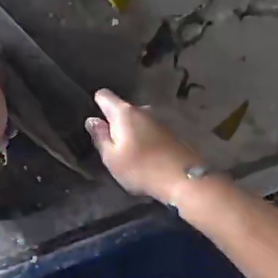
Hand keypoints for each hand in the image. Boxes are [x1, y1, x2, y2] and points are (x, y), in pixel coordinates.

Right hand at [86, 90, 203, 200]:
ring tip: (130, 154)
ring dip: (132, 133)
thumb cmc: (142, 168)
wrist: (186, 181)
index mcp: (124, 113)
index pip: (104, 96)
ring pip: (138, 121)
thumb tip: (92, 120)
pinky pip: (151, 131)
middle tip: (112, 146)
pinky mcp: (173, 133)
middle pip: (122, 110)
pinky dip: (146, 140)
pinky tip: (147, 158)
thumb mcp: (112, 158)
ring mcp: (160, 121)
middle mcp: (143, 110)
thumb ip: (100, 137)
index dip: (96, 105)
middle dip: (115, 123)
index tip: (96, 123)